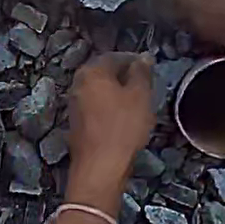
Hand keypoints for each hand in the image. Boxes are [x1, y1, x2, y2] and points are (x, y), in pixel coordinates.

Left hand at [66, 53, 155, 194]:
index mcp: (92, 71)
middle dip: (126, 77)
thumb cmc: (123, 127)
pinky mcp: (77, 123)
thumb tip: (143, 57)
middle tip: (146, 87)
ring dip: (118, 94)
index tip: (150, 69)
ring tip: (138, 104)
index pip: (115, 56)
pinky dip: (110, 108)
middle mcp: (78, 84)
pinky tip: (125, 120)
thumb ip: (142, 72)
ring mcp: (74, 104)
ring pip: (101, 91)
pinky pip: (96, 107)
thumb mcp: (140, 95)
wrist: (100, 167)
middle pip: (105, 73)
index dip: (135, 60)